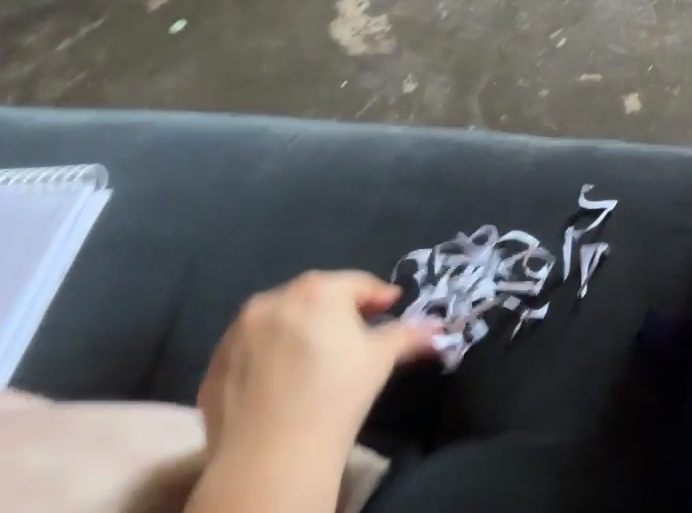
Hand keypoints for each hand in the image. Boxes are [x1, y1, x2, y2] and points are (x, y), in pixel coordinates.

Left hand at [198, 270, 438, 460]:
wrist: (269, 453)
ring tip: (315, 353)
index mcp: (317, 292)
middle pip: (313, 295)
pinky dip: (269, 352)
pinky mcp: (212, 367)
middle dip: (336, 307)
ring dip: (299, 327)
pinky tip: (283, 377)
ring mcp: (235, 335)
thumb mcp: (383, 357)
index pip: (357, 283)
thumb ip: (409, 334)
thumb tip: (435, 327)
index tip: (390, 308)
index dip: (378, 295)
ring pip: (277, 319)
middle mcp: (271, 303)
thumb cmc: (337, 391)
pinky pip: (249, 348)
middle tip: (355, 329)